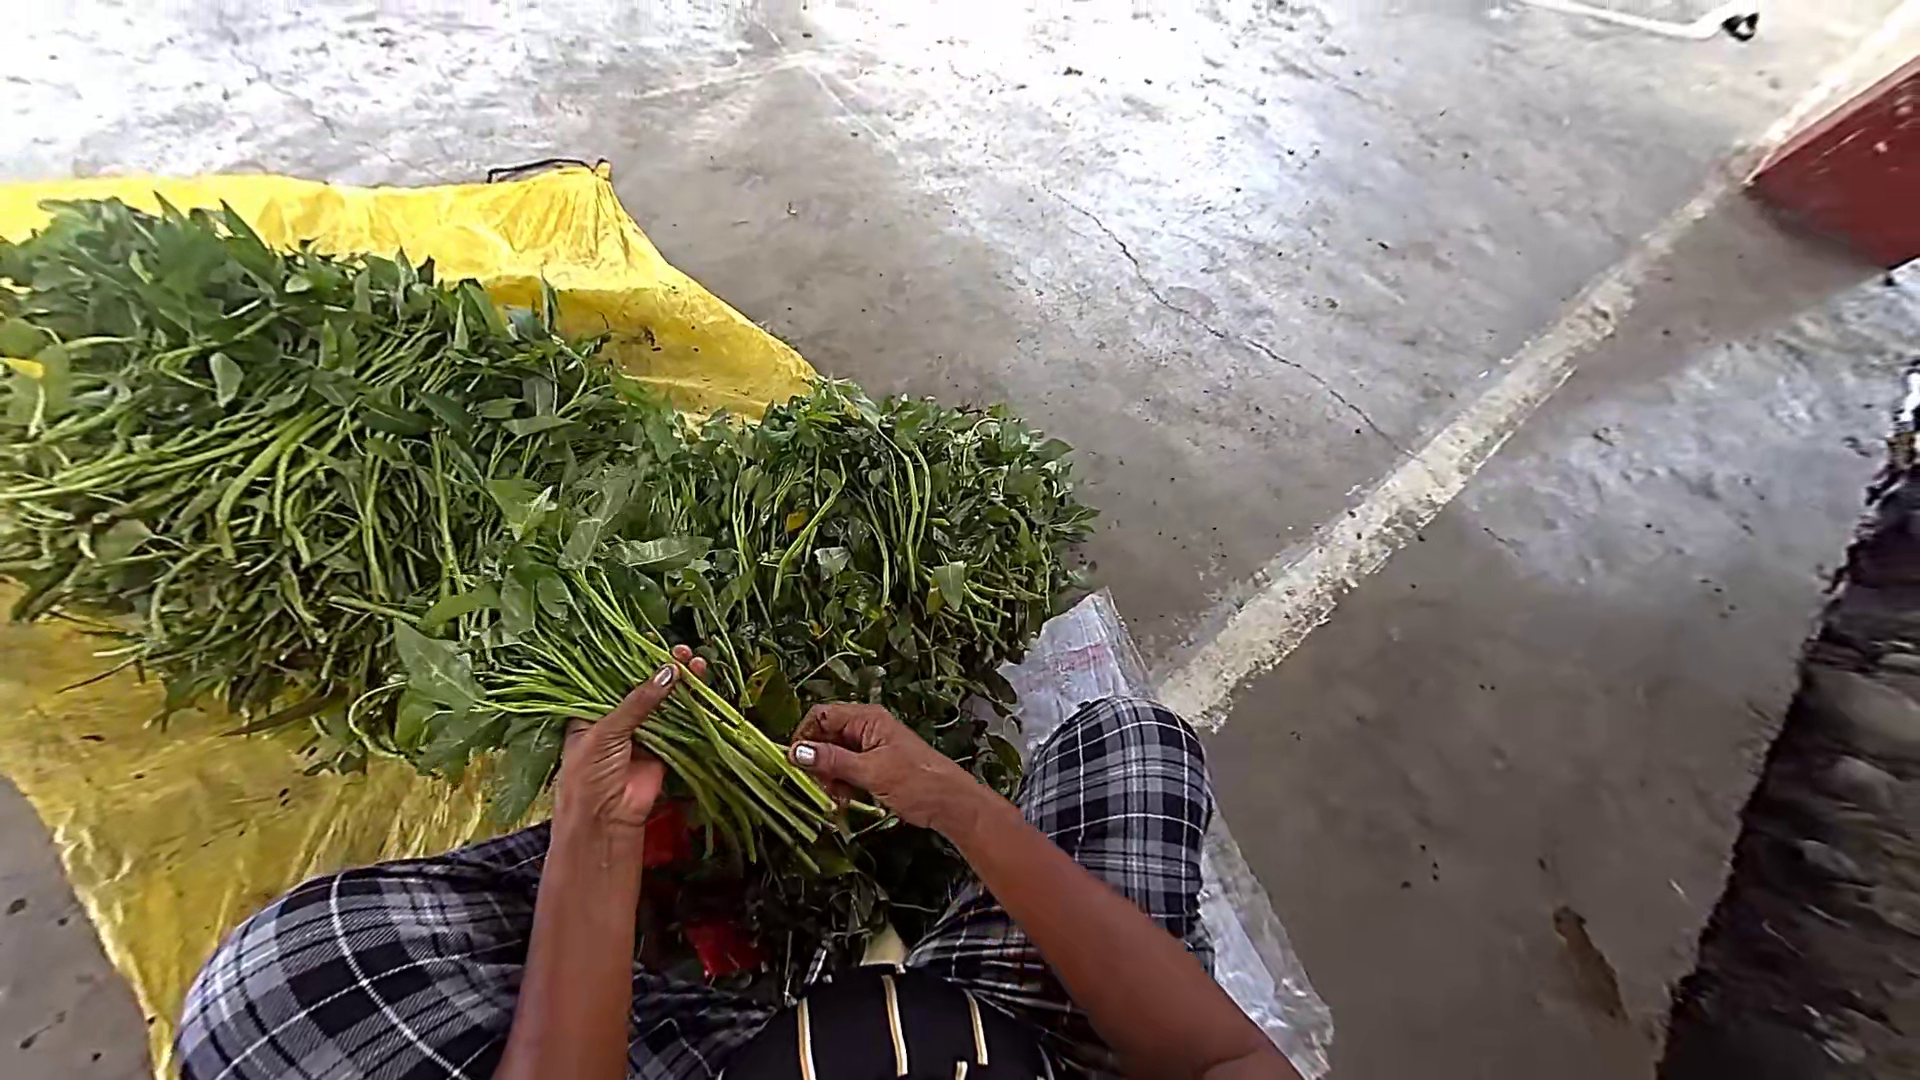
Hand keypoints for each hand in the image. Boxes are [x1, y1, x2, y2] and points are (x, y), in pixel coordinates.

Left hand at [553, 643, 705, 840]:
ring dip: (681, 680)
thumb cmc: (588, 776)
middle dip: (662, 667)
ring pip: (665, 699)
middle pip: (644, 685)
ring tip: (696, 661)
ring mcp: (643, 731)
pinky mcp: (665, 743)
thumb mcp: (606, 733)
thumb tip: (668, 671)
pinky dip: (692, 700)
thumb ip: (638, 702)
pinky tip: (700, 683)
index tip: (651, 641)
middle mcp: (618, 718)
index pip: (613, 678)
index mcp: (591, 713)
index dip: (632, 659)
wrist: (606, 820)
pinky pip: (680, 718)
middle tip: (680, 650)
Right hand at [788, 703, 997, 832]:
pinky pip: (846, 770)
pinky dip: (841, 784)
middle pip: (825, 736)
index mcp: (867, 718)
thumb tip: (795, 752)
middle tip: (819, 788)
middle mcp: (867, 727)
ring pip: (834, 756)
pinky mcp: (874, 765)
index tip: (795, 763)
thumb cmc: (915, 781)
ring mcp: (870, 746)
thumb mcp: (870, 772)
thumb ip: (832, 761)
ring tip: (835, 800)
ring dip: (828, 778)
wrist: (949, 802)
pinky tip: (844, 802)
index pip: (822, 715)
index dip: (805, 736)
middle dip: (817, 762)